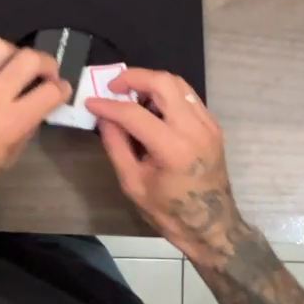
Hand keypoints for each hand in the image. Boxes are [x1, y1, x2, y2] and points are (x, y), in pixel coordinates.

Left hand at [0, 37, 70, 228]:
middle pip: (29, 59)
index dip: (62, 89)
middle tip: (43, 73)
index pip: (51, 91)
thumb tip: (38, 106)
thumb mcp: (9, 157)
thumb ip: (26, 127)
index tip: (60, 90)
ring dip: (12, 52)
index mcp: (13, 121)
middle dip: (46, 63)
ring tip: (10, 64)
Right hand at [86, 69, 252, 264]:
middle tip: (113, 87)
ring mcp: (208, 124)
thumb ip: (116, 145)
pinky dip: (166, 93)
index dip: (108, 105)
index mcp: (173, 148)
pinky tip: (151, 107)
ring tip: (131, 95)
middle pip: (163, 82)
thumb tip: (104, 116)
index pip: (134, 113)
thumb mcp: (133, 183)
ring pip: (178, 83)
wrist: (212, 226)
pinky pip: (187, 96)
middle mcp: (194, 129)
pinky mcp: (212, 125)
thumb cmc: (169, 211)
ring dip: (151, 83)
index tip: (91, 102)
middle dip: (134, 78)